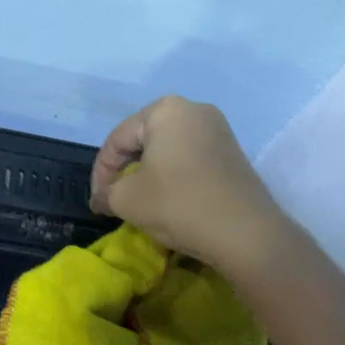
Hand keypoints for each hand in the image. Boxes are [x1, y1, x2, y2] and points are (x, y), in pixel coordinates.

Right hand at [89, 95, 290, 269]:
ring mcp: (219, 130)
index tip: (98, 200)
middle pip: (144, 139)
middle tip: (115, 198)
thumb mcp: (127, 199)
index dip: (101, 171)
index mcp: (166, 110)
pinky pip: (190, 159)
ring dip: (149, 174)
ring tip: (140, 202)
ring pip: (168, 150)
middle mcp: (195, 110)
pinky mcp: (233, 153)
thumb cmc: (179, 204)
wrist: (245, 233)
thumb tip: (102, 198)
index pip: (118, 138)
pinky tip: (169, 200)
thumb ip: (106, 193)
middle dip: (125, 170)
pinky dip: (173, 176)